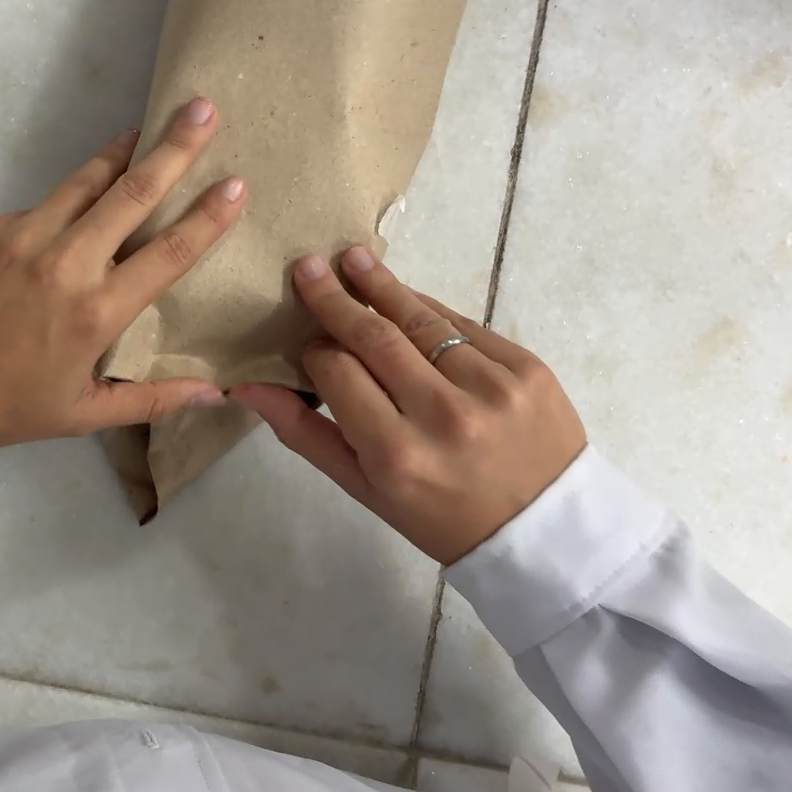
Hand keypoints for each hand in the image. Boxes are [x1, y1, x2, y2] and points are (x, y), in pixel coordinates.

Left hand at [0, 98, 244, 449]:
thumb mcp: (78, 415)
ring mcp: (21, 236)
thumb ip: (149, 399)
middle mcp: (66, 262)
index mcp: (96, 310)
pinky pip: (36, 209)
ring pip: (81, 183)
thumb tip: (214, 394)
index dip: (209, 215)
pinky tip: (65, 212)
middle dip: (174, 147)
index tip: (237, 182)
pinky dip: (61, 203)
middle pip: (132, 193)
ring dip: (118, 154)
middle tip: (202, 108)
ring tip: (143, 128)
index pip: (169, 252)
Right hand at [231, 247, 586, 563]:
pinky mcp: (528, 367)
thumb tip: (243, 386)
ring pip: (420, 319)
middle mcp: (444, 414)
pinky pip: (462, 324)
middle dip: (336, 298)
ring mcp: (492, 386)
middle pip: (375, 336)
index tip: (308, 346)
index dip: (316, 352)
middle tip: (308, 266)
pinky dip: (427, 308)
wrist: (548, 531)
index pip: (337, 372)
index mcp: (395, 452)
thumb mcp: (361, 485)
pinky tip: (404, 297)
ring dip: (381, 285)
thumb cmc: (438, 514)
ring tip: (352, 259)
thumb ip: (302, 430)